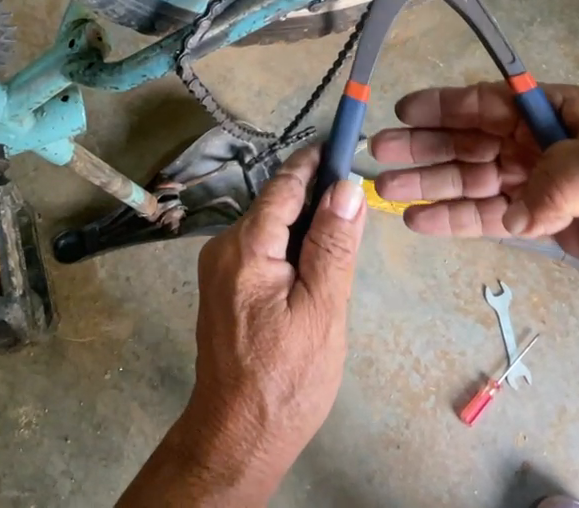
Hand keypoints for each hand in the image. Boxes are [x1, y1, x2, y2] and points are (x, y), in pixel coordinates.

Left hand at [118, 148, 367, 506]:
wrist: (236, 437)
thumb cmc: (285, 380)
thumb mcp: (322, 311)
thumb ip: (333, 246)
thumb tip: (347, 186)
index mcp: (245, 247)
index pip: (284, 185)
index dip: (316, 161)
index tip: (345, 141)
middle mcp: (224, 247)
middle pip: (276, 204)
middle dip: (315, 195)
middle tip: (358, 198)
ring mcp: (220, 267)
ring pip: (270, 228)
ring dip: (306, 224)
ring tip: (345, 237)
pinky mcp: (224, 287)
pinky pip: (262, 250)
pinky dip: (291, 248)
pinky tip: (316, 267)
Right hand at [369, 82, 578, 297]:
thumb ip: (562, 179)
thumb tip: (517, 210)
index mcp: (559, 113)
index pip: (491, 103)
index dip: (446, 105)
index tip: (404, 108)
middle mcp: (540, 144)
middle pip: (470, 140)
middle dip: (424, 145)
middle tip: (379, 151)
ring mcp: (537, 186)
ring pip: (470, 179)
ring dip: (428, 183)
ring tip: (386, 190)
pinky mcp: (540, 226)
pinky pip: (488, 217)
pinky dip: (453, 217)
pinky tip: (420, 220)